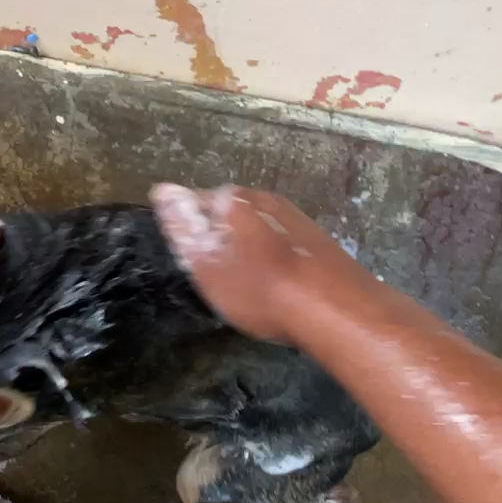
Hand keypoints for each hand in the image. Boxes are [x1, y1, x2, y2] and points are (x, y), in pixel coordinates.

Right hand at [149, 183, 369, 343]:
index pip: (193, 202)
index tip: (185, 255)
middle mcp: (265, 200)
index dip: (185, 228)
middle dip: (214, 235)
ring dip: (242, 246)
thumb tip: (161, 190)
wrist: (340, 312)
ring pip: (254, 227)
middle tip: (208, 270)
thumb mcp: (206, 263)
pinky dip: (268, 257)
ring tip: (239, 279)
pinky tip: (272, 283)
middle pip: (226, 213)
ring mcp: (295, 218)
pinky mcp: (317, 241)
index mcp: (235, 200)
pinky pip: (278, 242)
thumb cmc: (261, 289)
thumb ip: (181, 225)